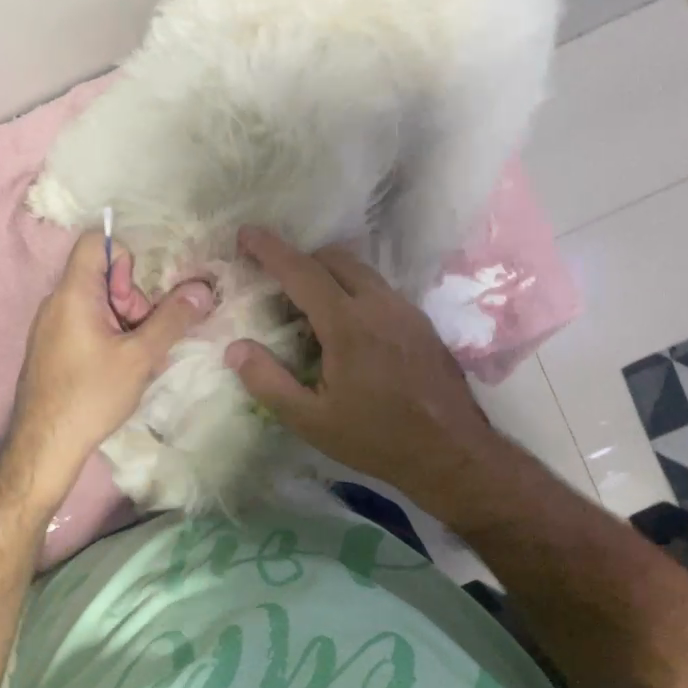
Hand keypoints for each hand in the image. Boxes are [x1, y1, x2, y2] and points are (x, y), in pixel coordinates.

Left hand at [9, 232, 210, 493]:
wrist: (45, 445)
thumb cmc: (91, 395)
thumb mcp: (140, 357)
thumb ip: (172, 319)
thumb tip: (203, 289)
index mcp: (72, 293)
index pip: (96, 242)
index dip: (125, 259)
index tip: (137, 302)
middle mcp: (55, 303)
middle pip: (103, 278)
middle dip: (133, 303)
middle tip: (142, 341)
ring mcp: (50, 328)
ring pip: (98, 308)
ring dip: (125, 328)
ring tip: (134, 364)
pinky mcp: (51, 351)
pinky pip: (85, 330)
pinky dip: (108, 342)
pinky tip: (117, 375)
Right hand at [225, 228, 512, 529]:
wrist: (451, 452)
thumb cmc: (375, 439)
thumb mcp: (310, 420)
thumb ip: (268, 381)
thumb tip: (236, 348)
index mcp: (348, 325)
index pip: (302, 272)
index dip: (271, 250)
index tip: (246, 234)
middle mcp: (380, 305)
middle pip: (335, 259)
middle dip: (299, 259)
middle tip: (271, 279)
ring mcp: (406, 311)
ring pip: (360, 272)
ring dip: (327, 275)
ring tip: (304, 306)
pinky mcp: (421, 324)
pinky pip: (378, 290)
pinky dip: (351, 292)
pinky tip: (342, 328)